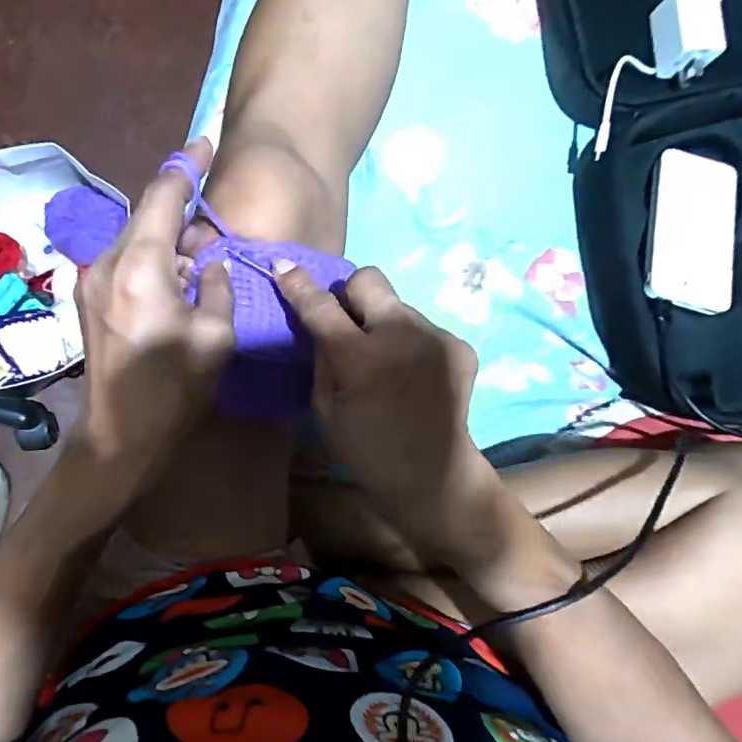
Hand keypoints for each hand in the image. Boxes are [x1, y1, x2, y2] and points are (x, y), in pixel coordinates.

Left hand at [73, 139, 236, 486]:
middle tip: (213, 235)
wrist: (120, 435)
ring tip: (196, 265)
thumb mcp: (216, 336)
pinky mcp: (86, 299)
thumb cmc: (173, 389)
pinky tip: (170, 282)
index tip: (205, 142)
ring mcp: (89, 281)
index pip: (162, 196)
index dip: (186, 165)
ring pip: (133, 240)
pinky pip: (122, 262)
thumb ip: (218, 284)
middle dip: (180, 215)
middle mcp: (105, 262)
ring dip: (164, 241)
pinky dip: (148, 260)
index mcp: (139, 266)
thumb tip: (211, 261)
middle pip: (146, 217)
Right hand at [274, 263, 518, 573]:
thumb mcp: (325, 408)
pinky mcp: (458, 343)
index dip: (298, 284)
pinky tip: (408, 372)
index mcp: (362, 358)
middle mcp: (402, 334)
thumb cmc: (367, 449)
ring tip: (383, 360)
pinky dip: (406, 341)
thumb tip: (319, 322)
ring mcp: (436, 336)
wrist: (433, 474)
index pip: (322, 306)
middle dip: (350, 293)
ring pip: (396, 304)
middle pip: (369, 279)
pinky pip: (419, 326)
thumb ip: (322, 357)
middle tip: (345, 322)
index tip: (283, 267)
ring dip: (381, 322)